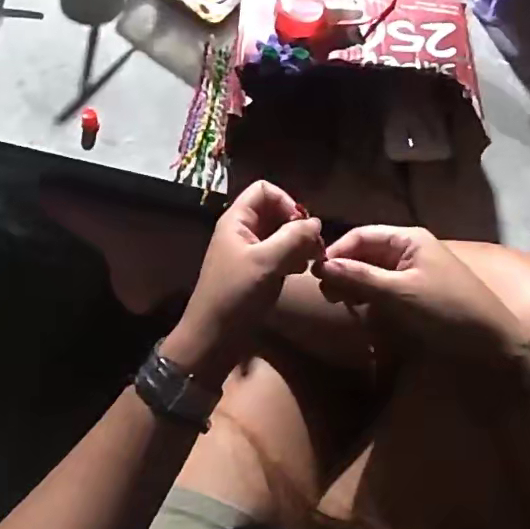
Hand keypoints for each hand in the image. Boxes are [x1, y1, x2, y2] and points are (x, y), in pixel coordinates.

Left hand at [167, 182, 322, 380]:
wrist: (213, 337)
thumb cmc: (235, 295)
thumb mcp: (266, 263)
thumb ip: (292, 238)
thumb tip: (316, 222)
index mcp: (236, 220)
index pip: (265, 190)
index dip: (286, 201)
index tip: (301, 226)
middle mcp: (241, 230)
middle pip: (275, 211)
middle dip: (297, 225)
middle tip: (314, 248)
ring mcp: (248, 251)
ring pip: (279, 234)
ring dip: (297, 244)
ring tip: (309, 261)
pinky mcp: (255, 271)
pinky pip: (278, 254)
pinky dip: (291, 258)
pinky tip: (298, 272)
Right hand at [315, 225, 529, 367]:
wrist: (494, 347)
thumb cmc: (447, 311)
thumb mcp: (400, 293)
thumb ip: (359, 278)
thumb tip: (321, 265)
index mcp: (409, 239)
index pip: (361, 235)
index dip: (337, 252)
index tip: (316, 275)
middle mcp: (410, 251)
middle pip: (365, 253)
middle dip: (343, 270)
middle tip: (327, 294)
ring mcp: (414, 273)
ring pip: (372, 273)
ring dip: (354, 286)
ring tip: (340, 304)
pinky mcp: (417, 296)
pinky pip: (384, 290)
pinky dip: (368, 298)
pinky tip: (360, 311)